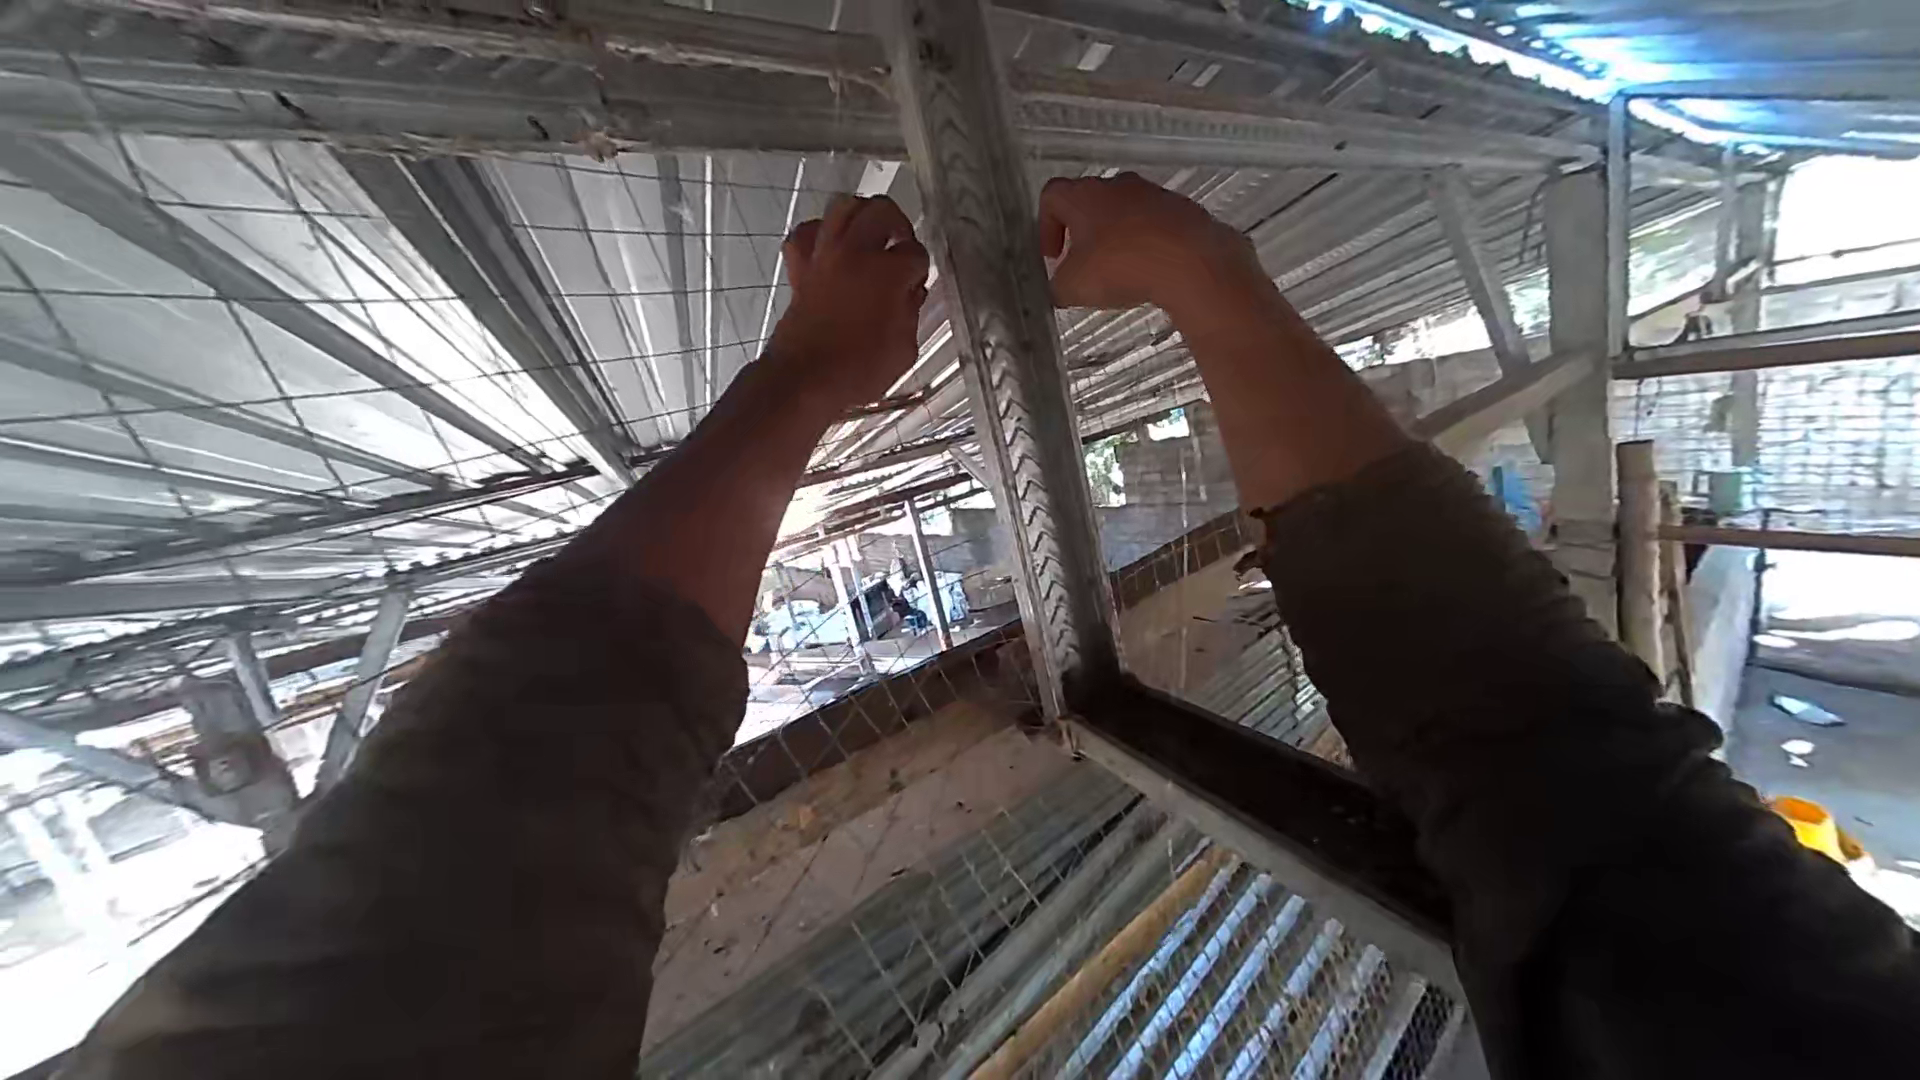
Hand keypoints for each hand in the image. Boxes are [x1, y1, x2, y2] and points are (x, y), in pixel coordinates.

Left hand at [767, 195, 929, 408]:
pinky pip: (806, 233)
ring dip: (862, 215)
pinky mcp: (801, 269)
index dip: (920, 269)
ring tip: (871, 234)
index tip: (917, 283)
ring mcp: (825, 256)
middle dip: (898, 224)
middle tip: (902, 244)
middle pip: (882, 211)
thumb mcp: (903, 350)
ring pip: (844, 207)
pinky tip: (831, 245)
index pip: (916, 253)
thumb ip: (910, 315)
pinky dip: (820, 232)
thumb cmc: (857, 371)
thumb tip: (909, 297)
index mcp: (888, 274)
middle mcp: (856, 254)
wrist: (807, 379)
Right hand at [1039, 173, 1265, 314]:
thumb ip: (1057, 285)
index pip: (1052, 196)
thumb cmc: (1122, 266)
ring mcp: (1152, 194)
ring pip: (1122, 212)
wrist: (1189, 262)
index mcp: (1084, 196)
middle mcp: (1117, 186)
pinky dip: (1142, 245)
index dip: (1045, 227)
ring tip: (1114, 274)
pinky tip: (1144, 273)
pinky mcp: (1180, 211)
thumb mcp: (1072, 287)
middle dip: (1081, 234)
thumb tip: (1059, 288)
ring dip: (1113, 239)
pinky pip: (1152, 225)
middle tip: (1081, 266)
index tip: (1052, 255)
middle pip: (1089, 202)